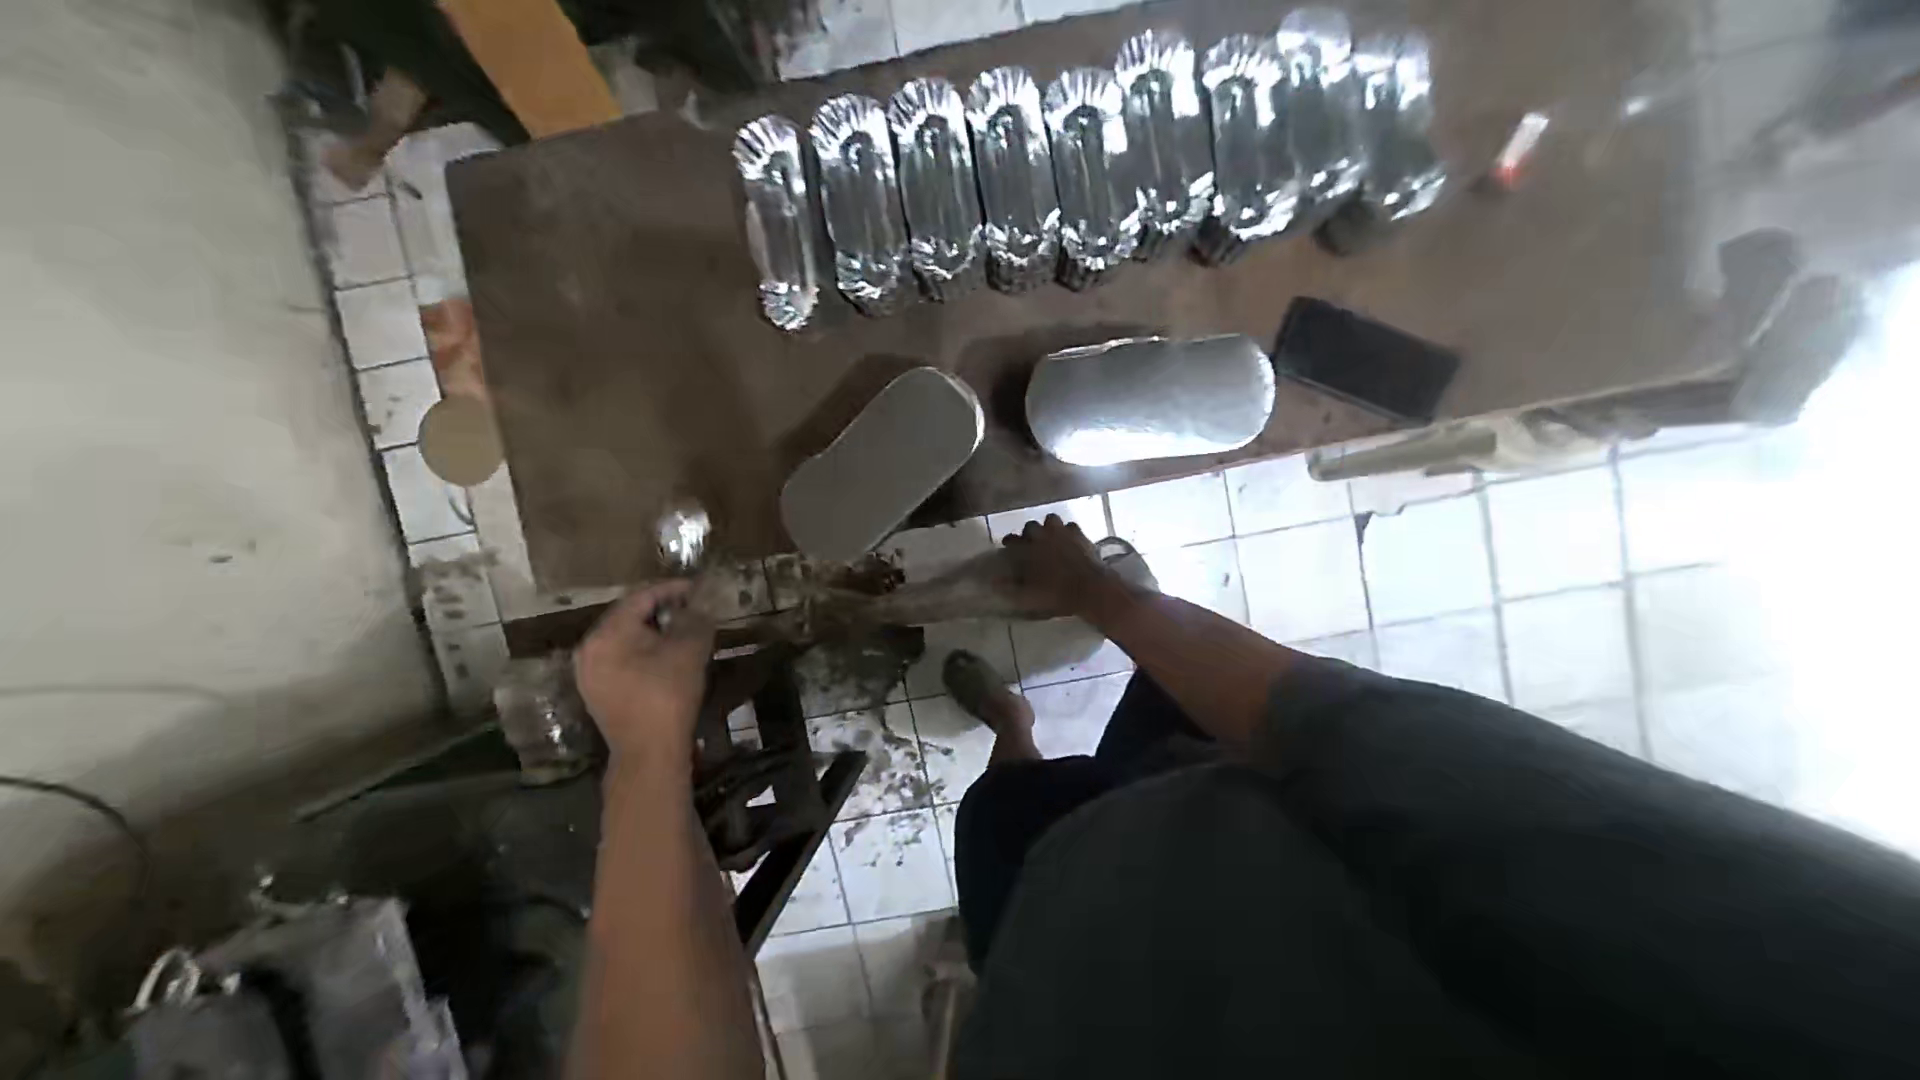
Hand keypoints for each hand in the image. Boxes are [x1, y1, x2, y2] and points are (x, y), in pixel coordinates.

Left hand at [574, 580, 714, 765]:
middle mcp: (589, 648)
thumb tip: (698, 607)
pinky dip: (643, 649)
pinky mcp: (597, 691)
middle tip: (691, 606)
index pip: (640, 597)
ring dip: (653, 630)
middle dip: (661, 608)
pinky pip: (620, 657)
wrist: (648, 753)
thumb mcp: (689, 651)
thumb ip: (695, 620)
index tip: (697, 587)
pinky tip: (665, 655)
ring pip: (624, 638)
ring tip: (682, 629)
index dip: (672, 589)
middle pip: (628, 616)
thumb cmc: (668, 695)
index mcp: (607, 633)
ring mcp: (589, 672)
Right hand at [1001, 515, 1117, 618]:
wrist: (1090, 588)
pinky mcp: (1080, 534)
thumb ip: (1008, 588)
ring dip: (1048, 527)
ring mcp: (1062, 532)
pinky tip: (1070, 541)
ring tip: (1050, 538)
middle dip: (1028, 533)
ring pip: (1050, 520)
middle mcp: (1042, 535)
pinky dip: (1068, 532)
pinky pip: (1071, 527)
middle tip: (1031, 544)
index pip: (1011, 540)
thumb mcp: (1027, 597)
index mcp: (1027, 549)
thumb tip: (993, 581)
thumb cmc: (1056, 594)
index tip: (1008, 547)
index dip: (1009, 543)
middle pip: (1030, 526)